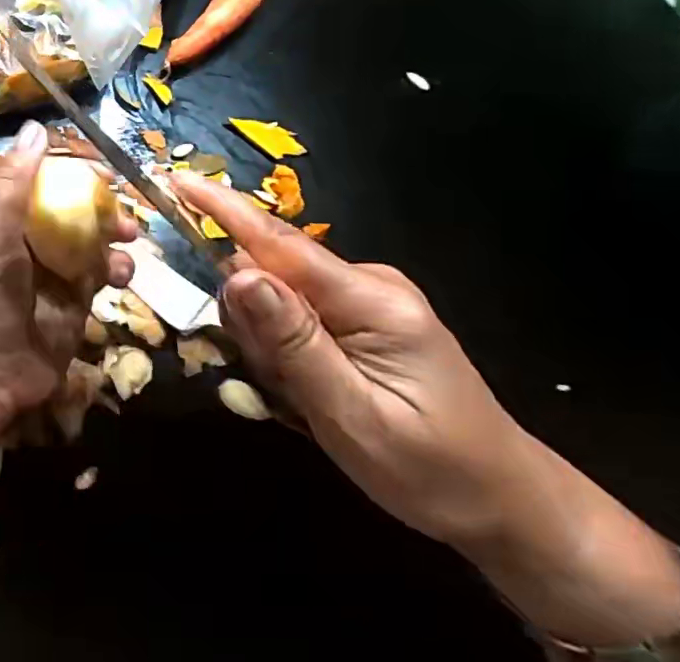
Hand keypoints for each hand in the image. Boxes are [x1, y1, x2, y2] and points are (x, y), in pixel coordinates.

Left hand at [0, 121, 136, 417]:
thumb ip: (13, 185)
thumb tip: (36, 128)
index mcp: (10, 219)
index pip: (48, 182)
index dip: (77, 173)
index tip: (104, 174)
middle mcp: (36, 240)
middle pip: (80, 209)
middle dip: (106, 207)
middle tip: (125, 215)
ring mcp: (59, 271)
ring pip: (98, 240)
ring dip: (117, 236)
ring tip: (127, 242)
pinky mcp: (78, 301)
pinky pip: (106, 275)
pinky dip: (120, 270)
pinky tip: (121, 278)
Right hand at [174, 173, 679, 647]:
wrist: (503, 500)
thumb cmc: (431, 469)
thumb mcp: (352, 415)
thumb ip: (293, 343)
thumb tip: (236, 274)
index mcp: (372, 300)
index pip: (280, 244)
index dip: (223, 210)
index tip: (176, 180)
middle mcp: (368, 282)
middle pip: (271, 275)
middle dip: (251, 322)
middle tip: (278, 389)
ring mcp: (366, 297)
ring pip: (279, 298)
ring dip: (270, 344)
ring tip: (304, 400)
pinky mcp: (362, 316)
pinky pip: (298, 314)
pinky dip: (287, 349)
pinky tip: (312, 391)